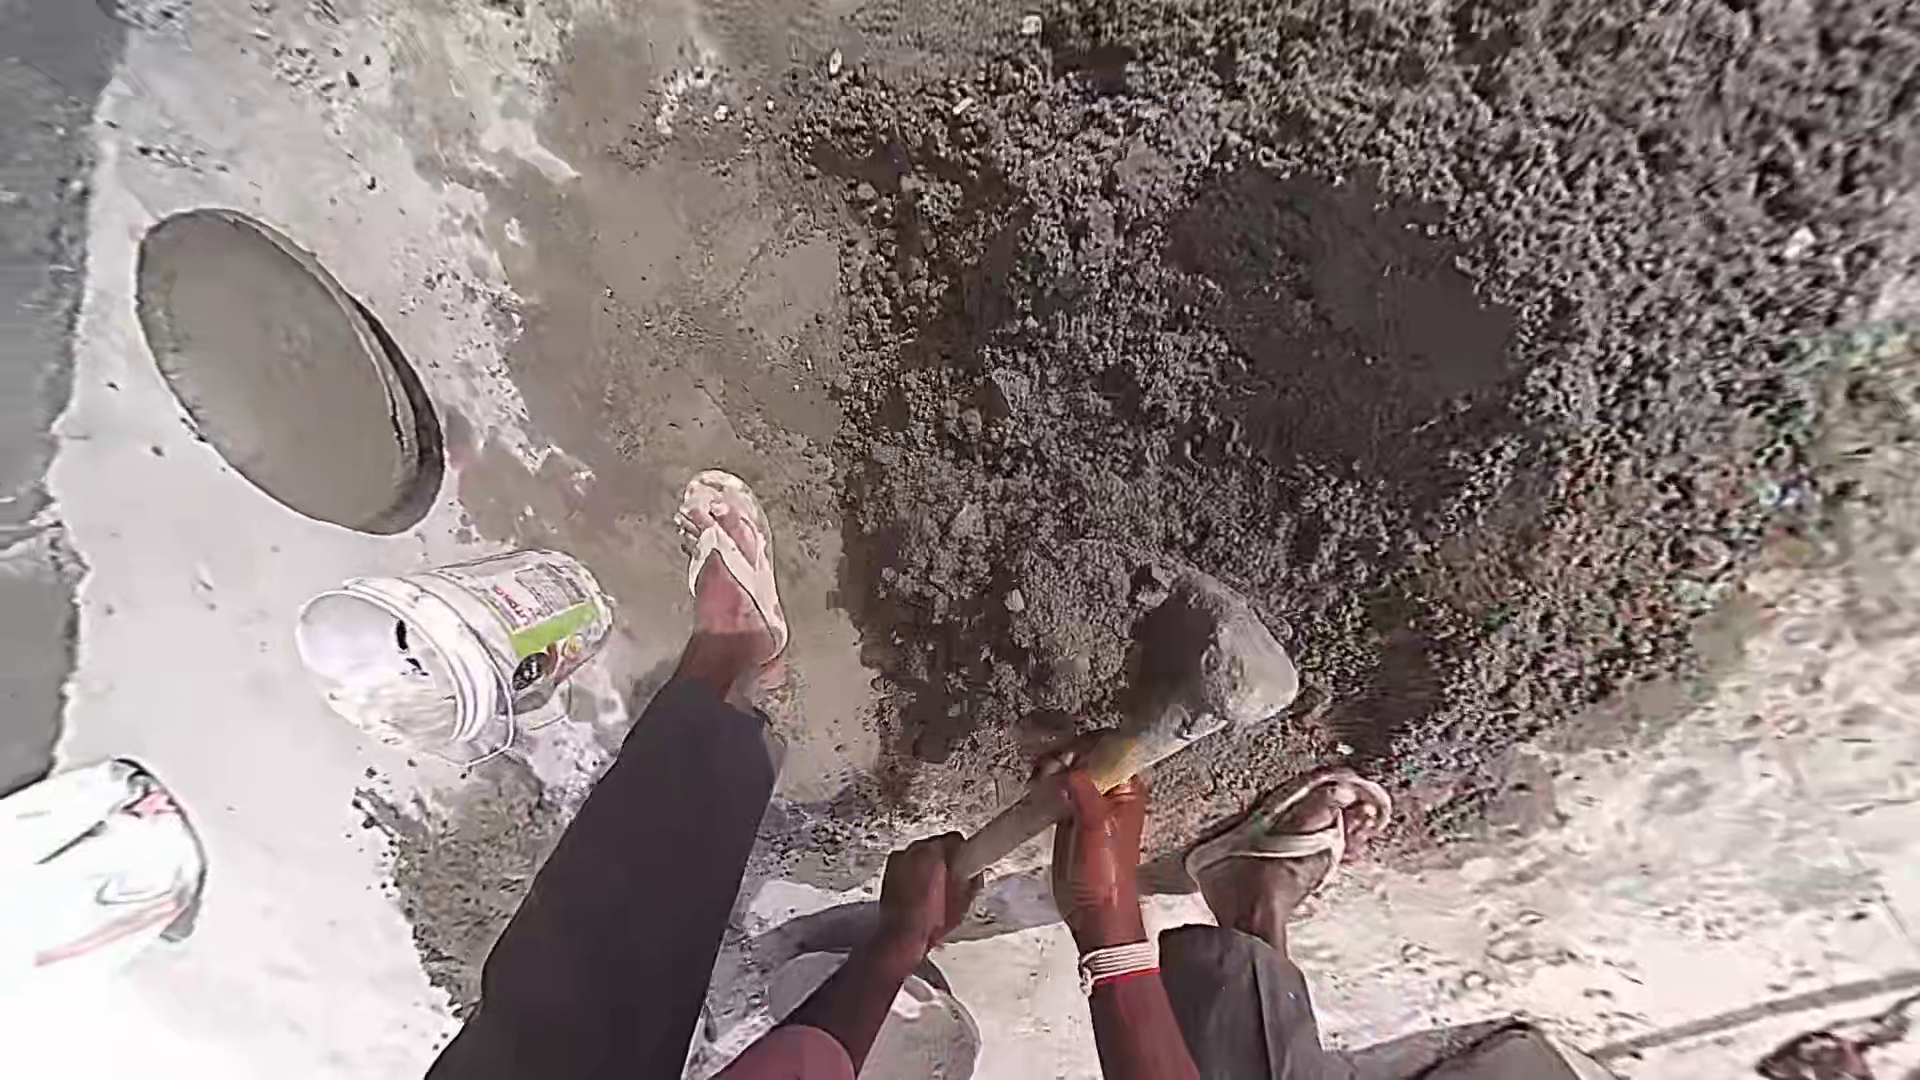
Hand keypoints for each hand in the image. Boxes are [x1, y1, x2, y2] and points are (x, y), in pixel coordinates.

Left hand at [875, 833, 981, 961]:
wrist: (900, 940)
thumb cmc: (929, 924)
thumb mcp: (961, 903)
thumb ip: (971, 881)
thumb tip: (974, 874)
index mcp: (935, 852)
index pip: (956, 839)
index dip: (964, 853)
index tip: (966, 863)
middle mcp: (915, 849)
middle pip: (937, 845)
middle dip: (945, 859)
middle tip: (951, 879)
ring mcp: (900, 857)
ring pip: (921, 853)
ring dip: (929, 865)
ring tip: (934, 888)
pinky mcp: (890, 868)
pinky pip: (907, 862)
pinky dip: (913, 871)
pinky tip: (918, 891)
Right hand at [1045, 758, 1148, 950]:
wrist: (1095, 912)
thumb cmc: (1106, 871)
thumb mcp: (1097, 826)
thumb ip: (1084, 789)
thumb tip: (1067, 764)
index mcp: (1128, 788)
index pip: (1110, 748)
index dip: (1086, 742)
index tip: (1063, 748)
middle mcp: (1112, 790)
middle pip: (1087, 755)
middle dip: (1064, 752)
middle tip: (1044, 762)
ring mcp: (1091, 801)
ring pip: (1071, 768)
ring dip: (1052, 764)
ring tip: (1036, 774)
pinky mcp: (1073, 814)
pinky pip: (1060, 786)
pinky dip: (1046, 780)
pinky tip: (1034, 782)